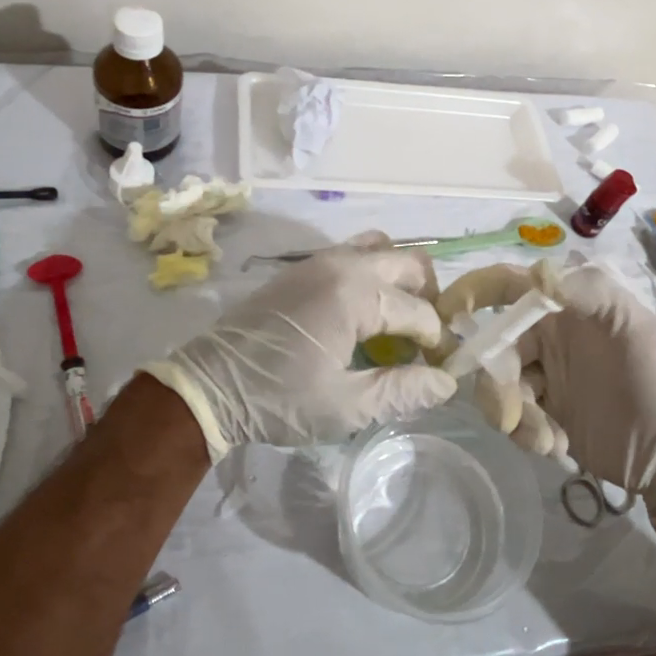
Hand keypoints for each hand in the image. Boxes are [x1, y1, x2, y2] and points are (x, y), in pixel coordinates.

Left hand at [140, 235, 458, 462]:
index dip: (436, 340)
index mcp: (356, 294)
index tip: (438, 368)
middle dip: (427, 297)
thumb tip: (447, 382)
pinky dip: (371, 274)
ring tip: (397, 319)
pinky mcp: (301, 268)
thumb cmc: (278, 398)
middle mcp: (342, 264)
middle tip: (423, 338)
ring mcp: (319, 261)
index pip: (420, 310)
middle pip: (409, 262)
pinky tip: (363, 314)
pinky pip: (351, 254)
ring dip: (399, 278)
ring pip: (380, 249)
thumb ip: (402, 391)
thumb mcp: (345, 406)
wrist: (208, 386)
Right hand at [467, 264, 655, 577]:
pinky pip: (512, 418)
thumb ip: (586, 292)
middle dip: (495, 380)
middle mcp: (548, 337)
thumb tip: (535, 271)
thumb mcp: (633, 326)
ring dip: (513, 414)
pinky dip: (527, 433)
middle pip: (493, 345)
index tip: (444, 315)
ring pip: (498, 386)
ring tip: (548, 439)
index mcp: (566, 306)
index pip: (507, 286)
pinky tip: (558, 446)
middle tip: (511, 415)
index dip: (471, 292)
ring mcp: (545, 378)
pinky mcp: (544, 416)